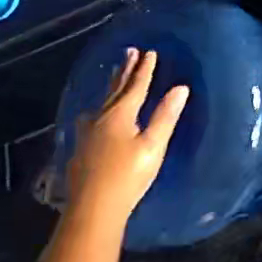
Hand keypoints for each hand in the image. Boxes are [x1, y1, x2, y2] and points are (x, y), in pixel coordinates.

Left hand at [67, 48, 188, 227]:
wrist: (91, 209)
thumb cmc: (127, 177)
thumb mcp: (153, 146)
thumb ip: (165, 116)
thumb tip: (180, 88)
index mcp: (120, 114)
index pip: (136, 86)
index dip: (144, 69)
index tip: (150, 52)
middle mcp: (101, 118)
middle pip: (116, 89)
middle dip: (125, 70)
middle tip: (129, 51)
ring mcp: (87, 133)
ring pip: (101, 101)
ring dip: (111, 85)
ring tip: (113, 74)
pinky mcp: (80, 148)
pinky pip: (91, 116)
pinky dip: (98, 106)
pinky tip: (92, 115)